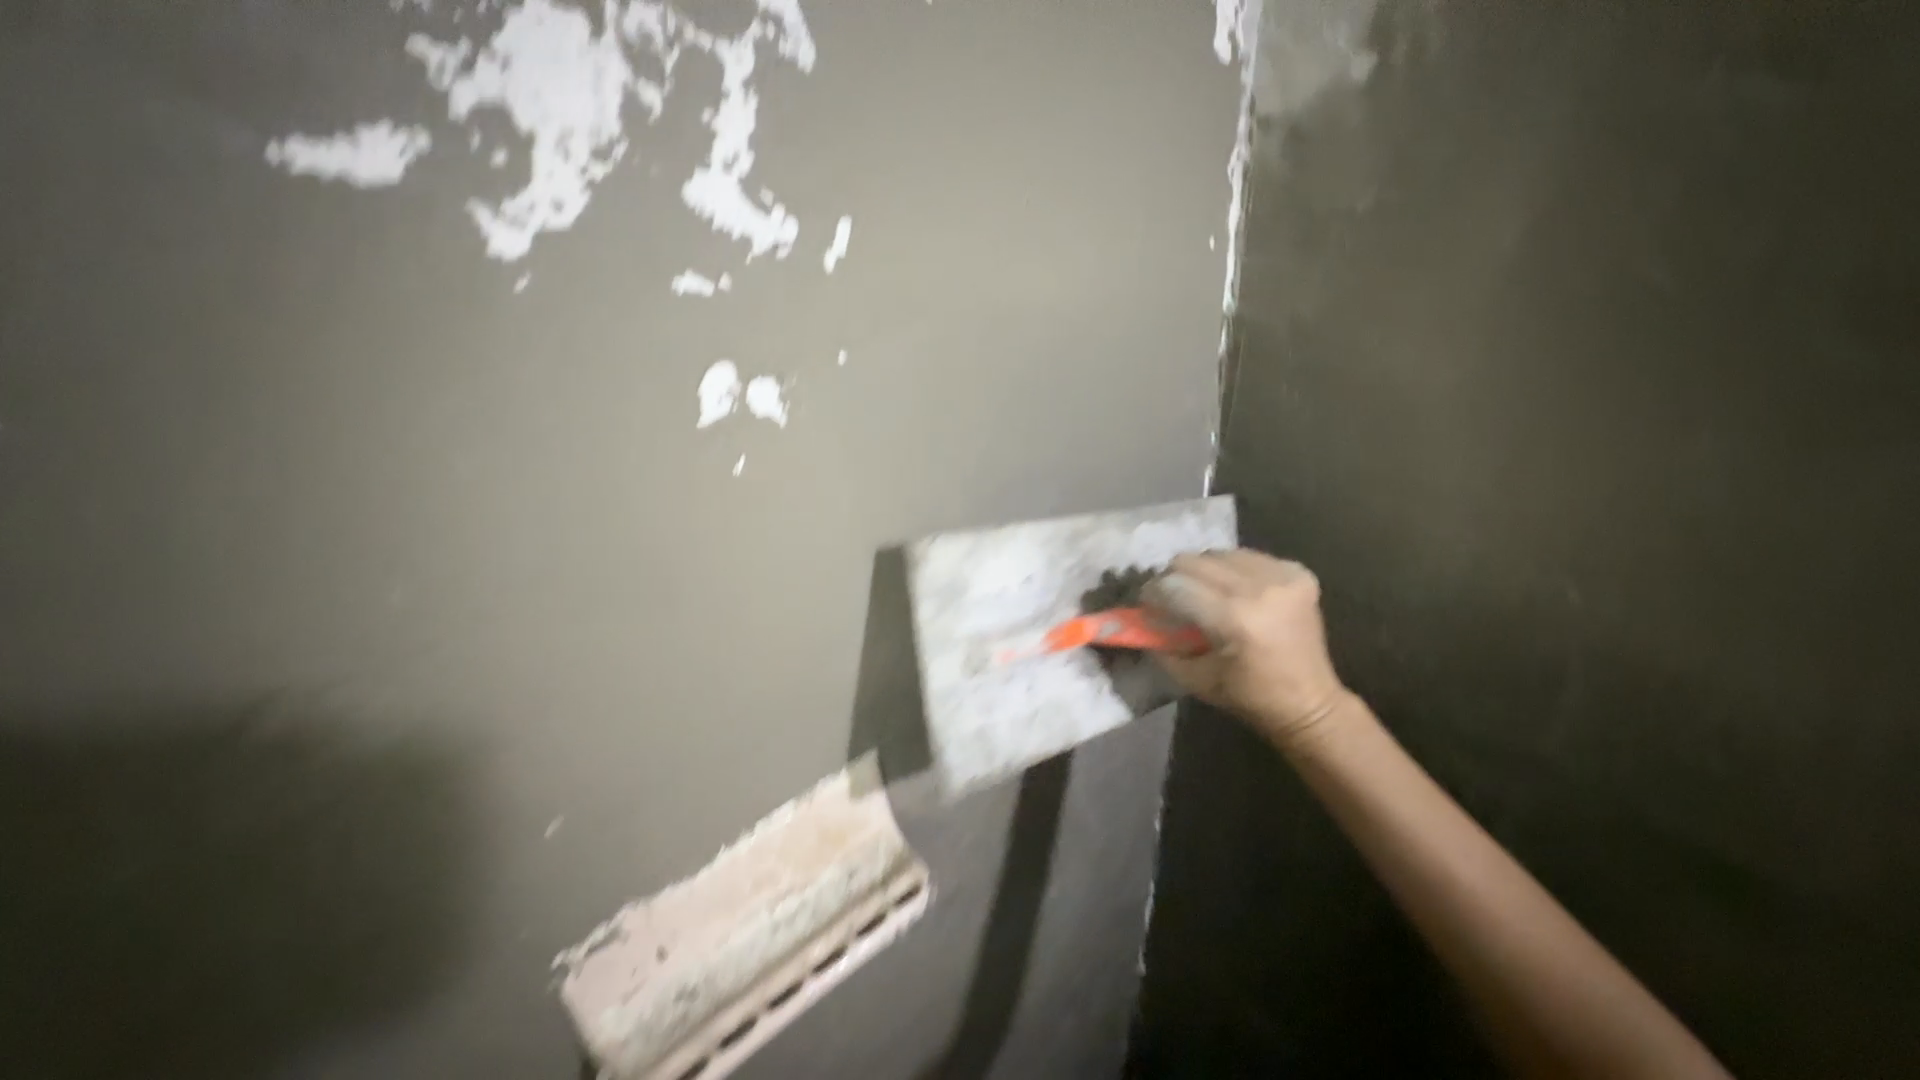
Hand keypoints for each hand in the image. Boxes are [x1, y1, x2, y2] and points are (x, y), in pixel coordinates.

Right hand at [1143, 550, 1349, 746]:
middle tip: (1171, 597)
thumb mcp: (1194, 678)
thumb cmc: (1249, 697)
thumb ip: (1161, 645)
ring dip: (1204, 571)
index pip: (1175, 586)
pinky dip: (1233, 570)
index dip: (1153, 593)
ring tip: (1203, 593)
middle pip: (1194, 561)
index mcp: (1234, 620)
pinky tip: (1234, 590)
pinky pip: (1248, 556)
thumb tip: (1139, 617)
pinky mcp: (1298, 572)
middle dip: (1174, 578)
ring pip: (1220, 553)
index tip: (1147, 603)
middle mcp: (1260, 589)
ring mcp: (1283, 577)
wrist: (1310, 703)